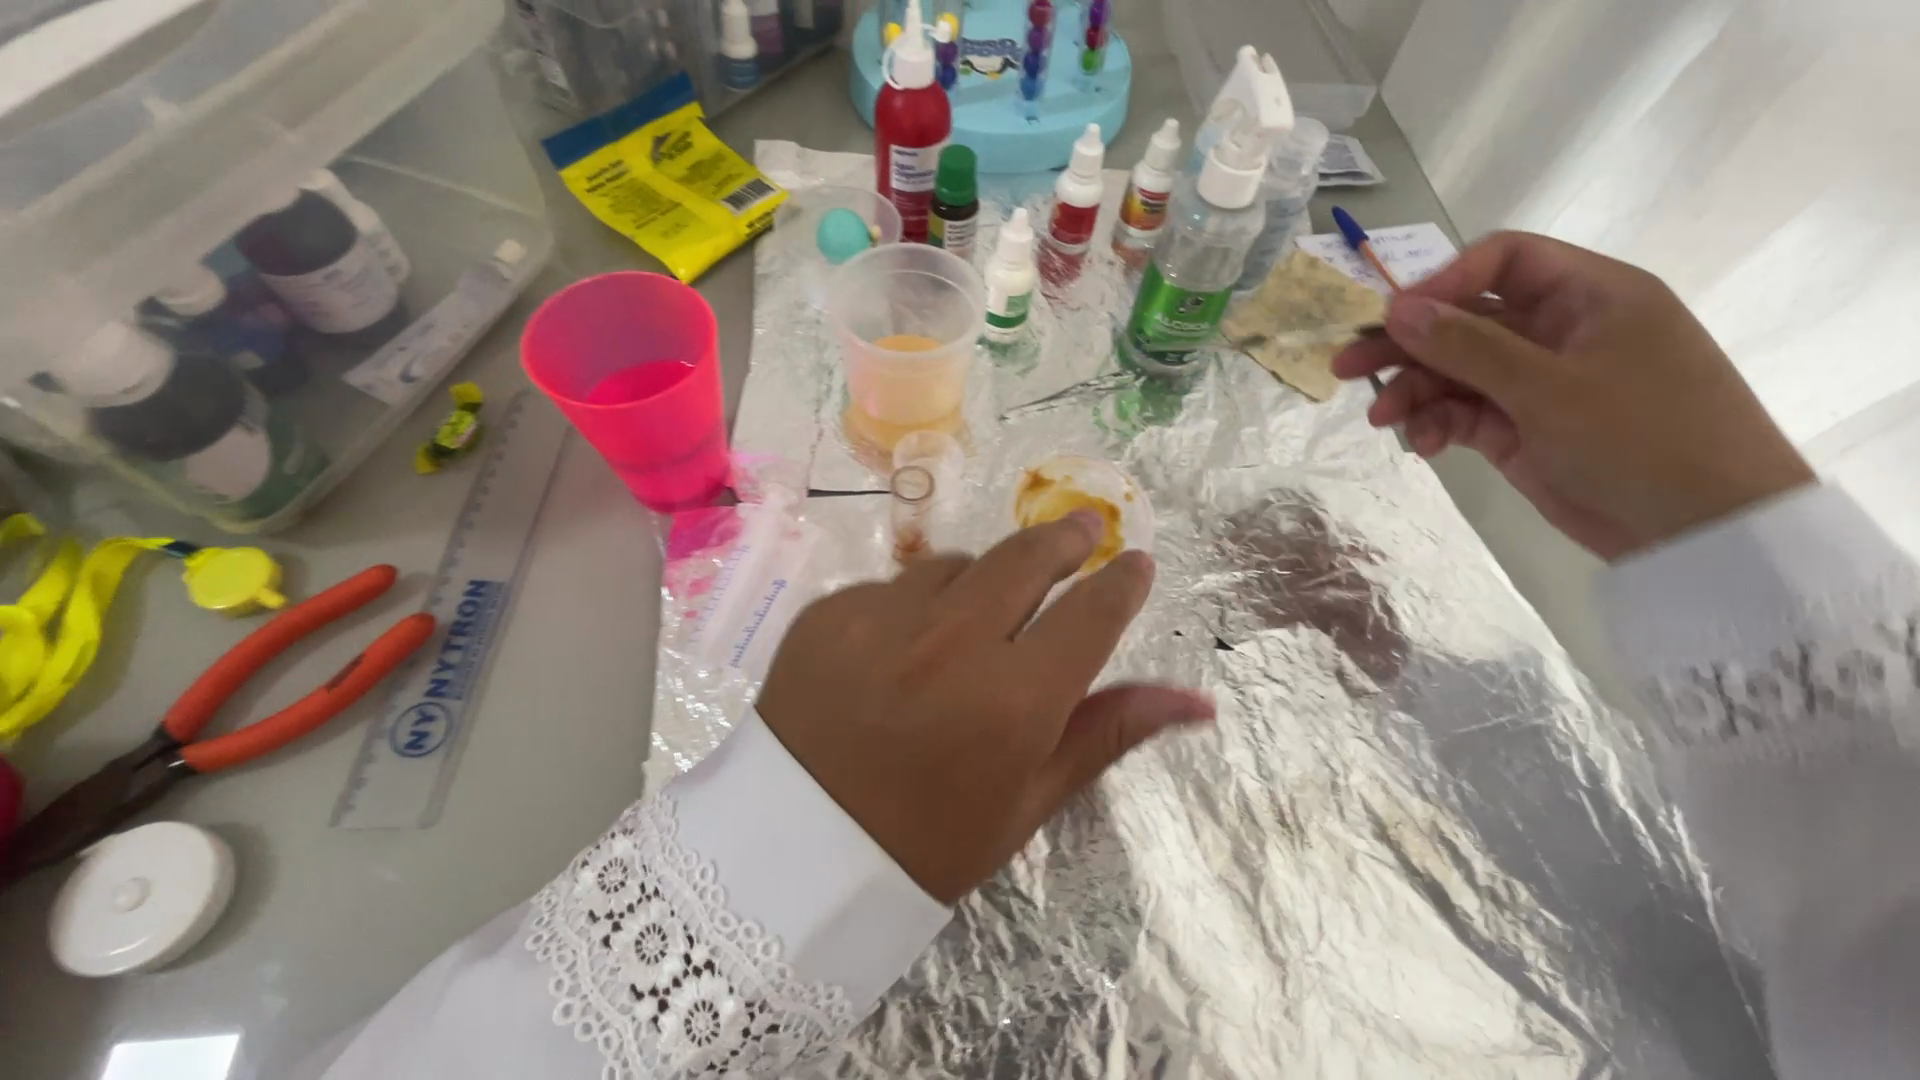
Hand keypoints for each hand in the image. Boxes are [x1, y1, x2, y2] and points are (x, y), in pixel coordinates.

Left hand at [757, 514, 1212, 903]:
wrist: (795, 854)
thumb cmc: (926, 842)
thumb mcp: (1027, 800)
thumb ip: (1108, 732)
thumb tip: (1198, 700)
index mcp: (1013, 701)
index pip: (1092, 613)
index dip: (1122, 584)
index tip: (1135, 564)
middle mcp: (951, 644)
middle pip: (1026, 558)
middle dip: (1064, 539)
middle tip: (1082, 530)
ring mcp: (881, 618)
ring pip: (956, 566)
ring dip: (980, 581)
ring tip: (976, 618)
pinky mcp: (828, 611)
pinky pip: (892, 586)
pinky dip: (911, 606)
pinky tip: (900, 650)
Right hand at [1332, 231, 1814, 559]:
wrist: (1700, 529)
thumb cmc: (1640, 436)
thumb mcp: (1547, 386)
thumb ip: (1467, 345)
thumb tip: (1397, 309)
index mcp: (1588, 296)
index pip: (1504, 260)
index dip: (1445, 281)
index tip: (1394, 317)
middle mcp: (1559, 332)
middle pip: (1467, 321)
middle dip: (1407, 345)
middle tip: (1346, 369)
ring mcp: (1538, 383)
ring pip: (1457, 372)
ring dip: (1415, 392)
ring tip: (1383, 421)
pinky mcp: (1523, 429)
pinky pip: (1465, 413)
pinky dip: (1439, 425)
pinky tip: (1425, 445)